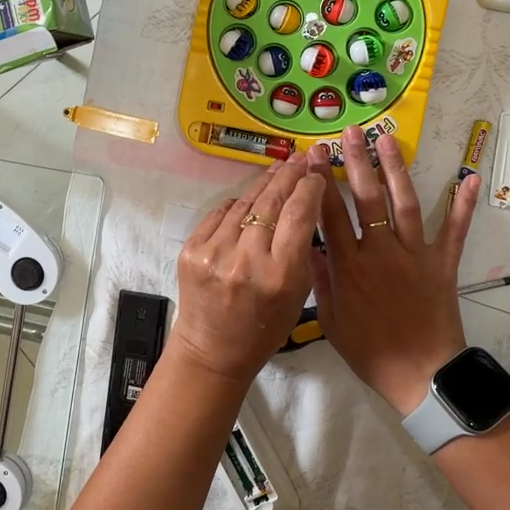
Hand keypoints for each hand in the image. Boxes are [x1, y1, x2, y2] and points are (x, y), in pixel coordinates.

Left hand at [170, 161, 327, 384]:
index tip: (318, 172)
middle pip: (271, 202)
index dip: (310, 187)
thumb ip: (302, 249)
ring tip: (279, 169)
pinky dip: (237, 205)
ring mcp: (214, 253)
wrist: (214, 350)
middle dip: (289, 175)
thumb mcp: (298, 294)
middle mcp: (246, 260)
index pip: (299, 215)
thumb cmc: (265, 328)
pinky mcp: (192, 250)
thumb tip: (305, 203)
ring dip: (264, 183)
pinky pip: (220, 214)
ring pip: (244, 203)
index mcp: (280, 274)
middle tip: (301, 158)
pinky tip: (250, 198)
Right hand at [308, 126, 480, 412]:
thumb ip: (319, 280)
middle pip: (365, 198)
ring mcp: (414, 255)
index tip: (311, 156)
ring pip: (403, 204)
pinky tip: (467, 178)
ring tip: (388, 140)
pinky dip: (461, 205)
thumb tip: (306, 245)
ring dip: (396, 169)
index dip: (318, 182)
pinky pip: (454, 231)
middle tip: (349, 132)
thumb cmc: (370, 352)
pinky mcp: (442, 264)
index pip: (329, 214)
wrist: (421, 377)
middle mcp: (380, 252)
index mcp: (349, 266)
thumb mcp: (331, 321)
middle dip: (354, 162)